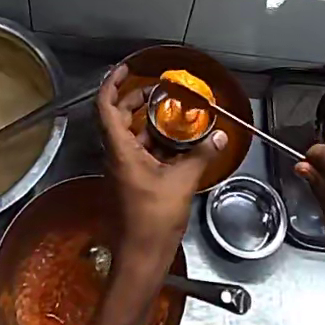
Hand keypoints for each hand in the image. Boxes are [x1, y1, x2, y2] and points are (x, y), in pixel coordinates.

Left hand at [98, 65, 225, 272]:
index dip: (112, 83)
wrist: (141, 255)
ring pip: (129, 135)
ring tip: (170, 113)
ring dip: (146, 121)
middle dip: (133, 99)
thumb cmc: (152, 220)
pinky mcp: (131, 180)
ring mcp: (122, 168)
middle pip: (116, 116)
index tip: (125, 70)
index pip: (105, 106)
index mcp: (119, 149)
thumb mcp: (181, 182)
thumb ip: (200, 156)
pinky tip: (176, 144)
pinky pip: (139, 152)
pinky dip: (154, 143)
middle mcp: (115, 155)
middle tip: (156, 90)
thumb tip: (218, 136)